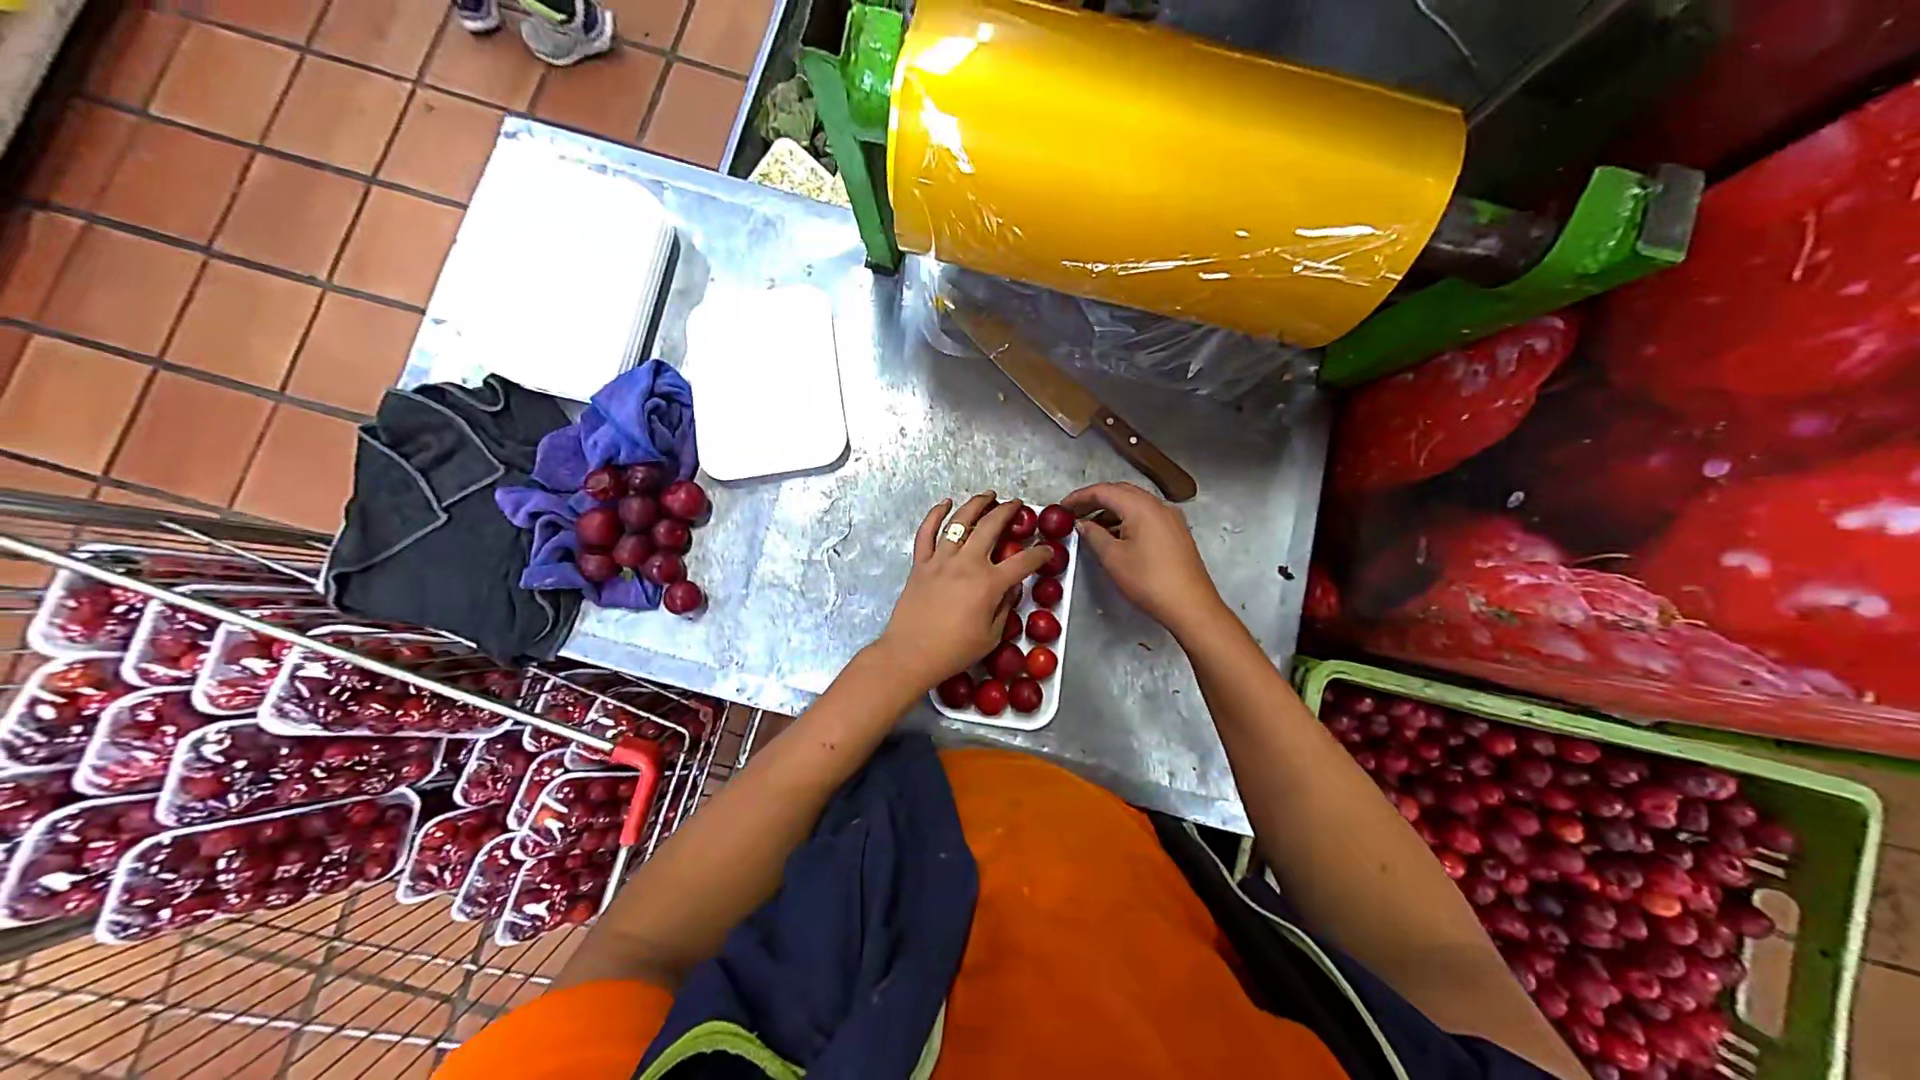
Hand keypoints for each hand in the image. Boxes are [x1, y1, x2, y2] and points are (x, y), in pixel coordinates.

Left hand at [875, 494, 1052, 690]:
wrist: (910, 654)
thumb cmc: (953, 651)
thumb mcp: (992, 635)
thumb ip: (1005, 607)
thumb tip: (1011, 588)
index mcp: (989, 583)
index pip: (1023, 562)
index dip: (1040, 554)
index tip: (1047, 550)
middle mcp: (966, 564)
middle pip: (991, 527)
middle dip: (1008, 511)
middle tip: (1017, 504)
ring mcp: (941, 561)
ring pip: (959, 522)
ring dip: (976, 504)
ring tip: (988, 495)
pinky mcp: (920, 564)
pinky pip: (926, 533)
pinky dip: (935, 515)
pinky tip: (945, 504)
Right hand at [1063, 482, 1225, 636]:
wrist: (1190, 605)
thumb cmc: (1149, 581)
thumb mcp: (1112, 558)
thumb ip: (1093, 535)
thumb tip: (1083, 524)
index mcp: (1141, 507)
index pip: (1103, 491)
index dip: (1080, 496)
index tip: (1063, 506)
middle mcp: (1158, 505)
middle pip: (1120, 492)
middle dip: (1095, 500)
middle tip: (1074, 513)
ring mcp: (1170, 518)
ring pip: (1134, 504)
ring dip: (1111, 511)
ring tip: (1091, 527)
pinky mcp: (1176, 532)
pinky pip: (1146, 516)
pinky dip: (1127, 519)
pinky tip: (1115, 536)